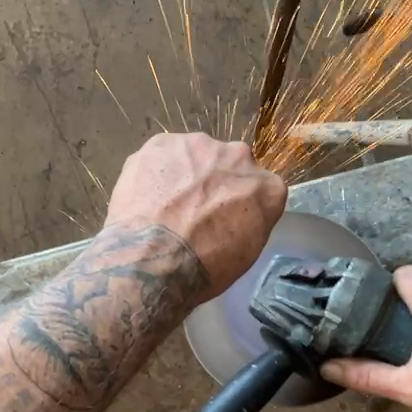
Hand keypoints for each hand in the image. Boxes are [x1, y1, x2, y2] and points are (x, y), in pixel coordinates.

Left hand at [104, 133, 285, 296]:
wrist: (152, 259)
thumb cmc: (202, 268)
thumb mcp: (244, 254)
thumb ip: (249, 222)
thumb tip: (234, 214)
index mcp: (268, 188)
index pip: (260, 190)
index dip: (238, 205)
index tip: (223, 220)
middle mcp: (239, 157)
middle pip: (227, 166)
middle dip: (212, 184)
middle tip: (191, 212)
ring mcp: (199, 145)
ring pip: (193, 157)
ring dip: (183, 175)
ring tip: (163, 206)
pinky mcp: (161, 143)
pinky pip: (160, 156)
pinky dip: (153, 172)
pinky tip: (144, 197)